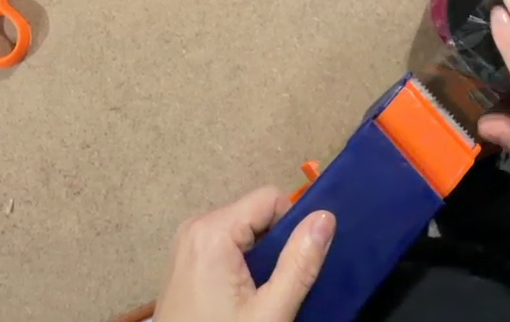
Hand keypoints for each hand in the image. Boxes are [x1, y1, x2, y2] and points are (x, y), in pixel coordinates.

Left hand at [154, 187, 335, 321]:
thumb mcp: (269, 313)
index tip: (297, 266)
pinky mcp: (183, 261)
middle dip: (274, 247)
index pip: (271, 198)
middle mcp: (196, 225)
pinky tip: (239, 300)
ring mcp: (186, 243)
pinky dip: (240, 265)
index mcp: (213, 229)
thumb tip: (326, 217)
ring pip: (242, 231)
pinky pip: (224, 245)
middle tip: (277, 290)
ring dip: (258, 259)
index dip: (292, 227)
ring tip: (258, 299)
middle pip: (255, 215)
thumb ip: (299, 263)